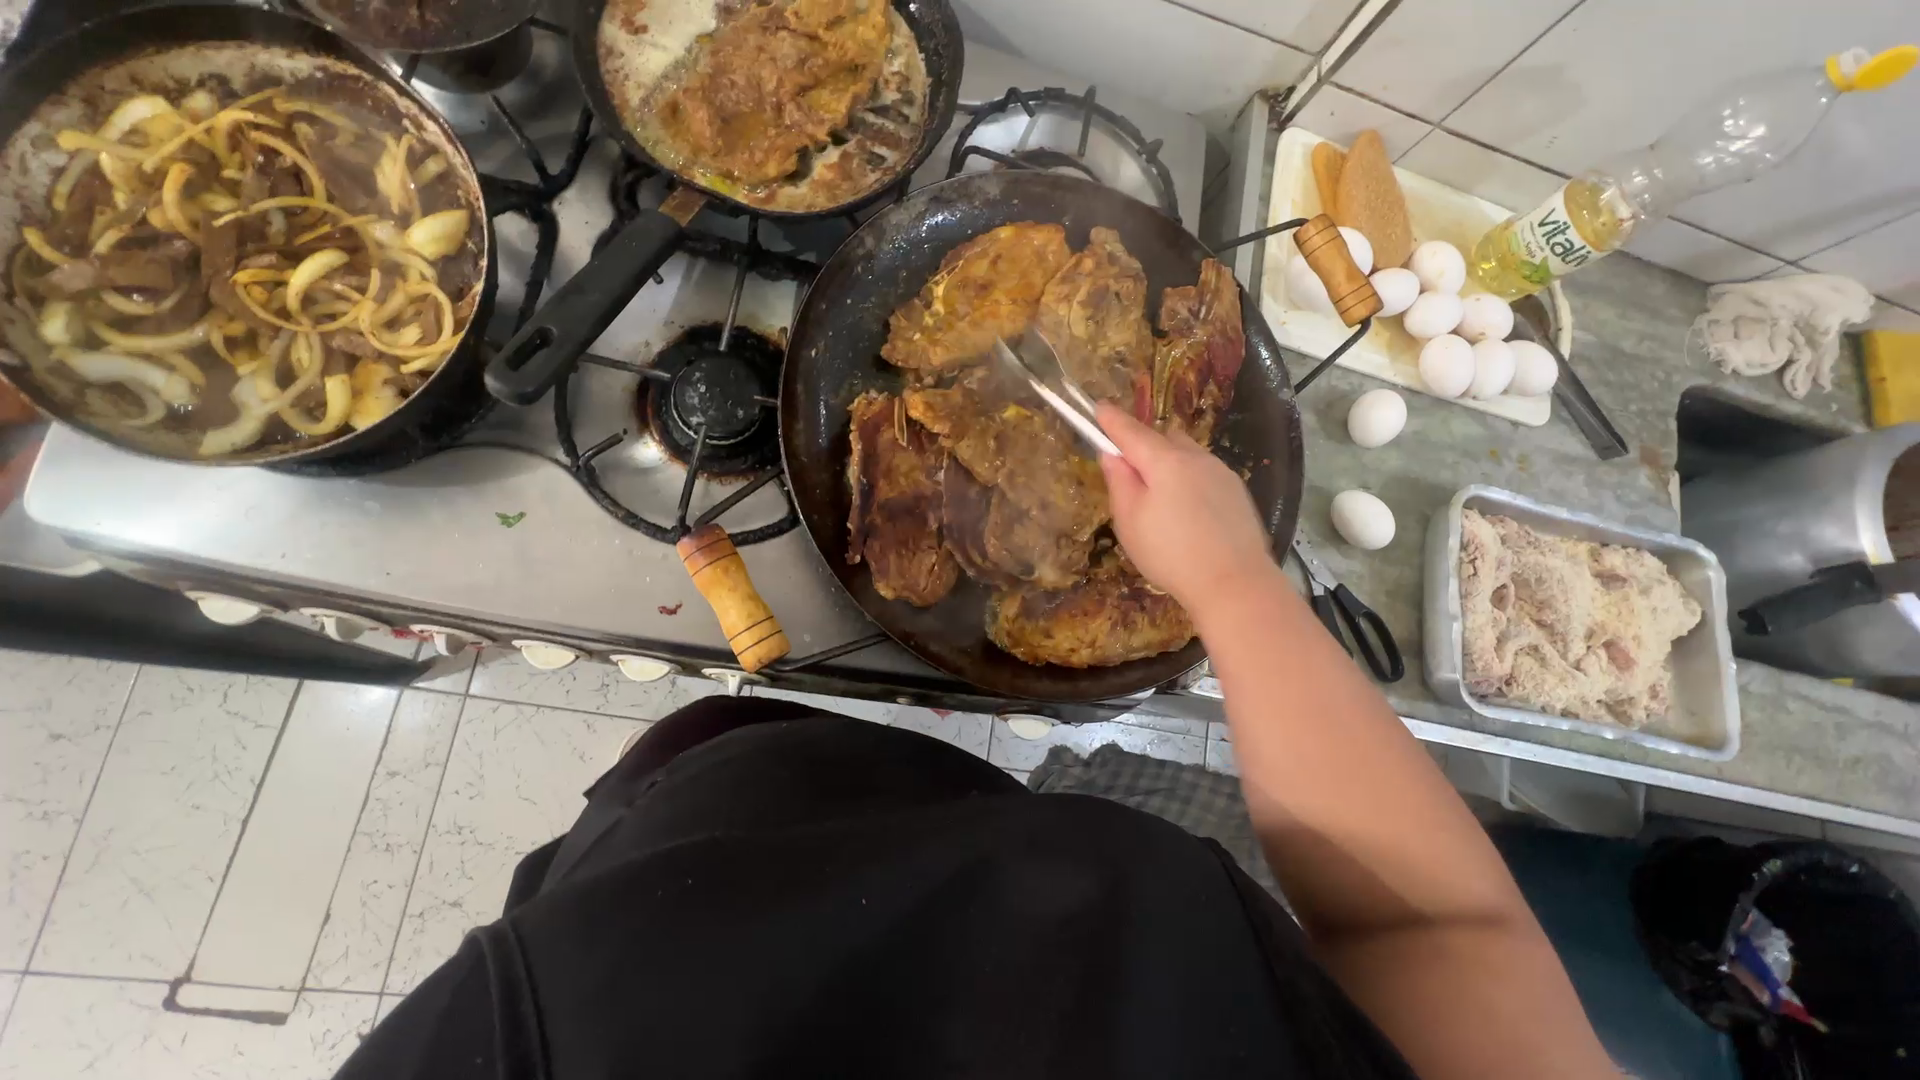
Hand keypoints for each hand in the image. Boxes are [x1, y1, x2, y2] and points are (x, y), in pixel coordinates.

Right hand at [1095, 403, 1278, 610]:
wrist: (1234, 582)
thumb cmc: (1171, 554)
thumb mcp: (1130, 521)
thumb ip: (1120, 482)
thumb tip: (1113, 455)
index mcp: (1165, 461)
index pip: (1132, 432)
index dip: (1112, 421)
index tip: (1099, 409)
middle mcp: (1196, 457)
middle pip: (1163, 438)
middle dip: (1143, 445)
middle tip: (1128, 469)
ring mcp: (1221, 473)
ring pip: (1187, 455)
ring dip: (1169, 464)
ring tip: (1159, 497)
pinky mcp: (1237, 492)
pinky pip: (1205, 474)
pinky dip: (1189, 480)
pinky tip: (1187, 512)